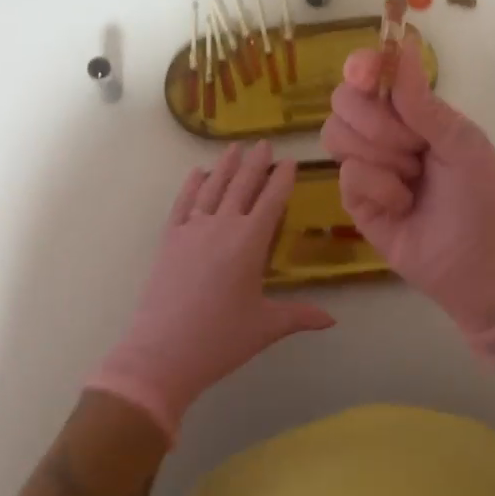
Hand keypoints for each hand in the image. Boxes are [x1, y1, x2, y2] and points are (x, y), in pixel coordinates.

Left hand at [87, 142, 335, 438]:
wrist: (163, 352)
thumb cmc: (221, 339)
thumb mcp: (266, 327)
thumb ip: (299, 315)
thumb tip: (331, 319)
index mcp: (249, 243)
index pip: (271, 201)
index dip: (282, 180)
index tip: (290, 161)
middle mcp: (222, 226)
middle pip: (242, 186)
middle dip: (256, 164)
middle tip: (264, 143)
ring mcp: (192, 230)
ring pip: (213, 188)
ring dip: (225, 166)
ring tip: (235, 147)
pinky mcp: (169, 239)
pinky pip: (183, 204)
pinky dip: (191, 186)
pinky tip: (197, 173)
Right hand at [321, 33, 494, 375]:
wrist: (486, 268)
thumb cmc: (484, 199)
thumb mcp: (460, 142)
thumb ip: (421, 100)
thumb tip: (402, 44)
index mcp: (411, 112)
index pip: (368, 74)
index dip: (361, 67)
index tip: (366, 75)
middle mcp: (382, 133)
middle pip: (343, 101)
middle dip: (378, 123)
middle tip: (415, 148)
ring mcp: (365, 166)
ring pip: (336, 135)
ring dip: (381, 156)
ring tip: (412, 181)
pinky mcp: (353, 201)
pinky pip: (346, 175)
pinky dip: (379, 188)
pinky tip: (402, 206)